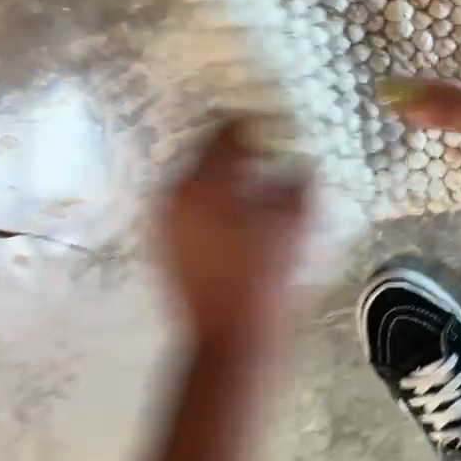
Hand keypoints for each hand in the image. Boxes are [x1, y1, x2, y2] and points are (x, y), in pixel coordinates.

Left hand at [155, 118, 311, 342]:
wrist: (233, 339)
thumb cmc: (270, 275)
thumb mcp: (298, 217)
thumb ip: (298, 176)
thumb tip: (296, 159)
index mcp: (207, 179)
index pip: (228, 129)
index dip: (256, 121)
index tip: (277, 124)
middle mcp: (174, 193)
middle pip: (205, 150)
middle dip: (237, 148)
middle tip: (267, 151)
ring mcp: (162, 221)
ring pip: (194, 179)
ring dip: (221, 174)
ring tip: (253, 183)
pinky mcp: (162, 245)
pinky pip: (186, 205)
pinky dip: (209, 200)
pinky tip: (235, 214)